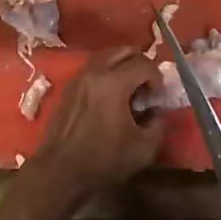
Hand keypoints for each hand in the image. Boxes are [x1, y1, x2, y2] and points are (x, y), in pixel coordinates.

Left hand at [25, 46, 162, 206]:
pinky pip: (92, 66)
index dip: (157, 77)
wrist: (62, 168)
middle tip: (147, 84)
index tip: (158, 95)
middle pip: (123, 50)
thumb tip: (157, 112)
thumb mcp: (143, 149)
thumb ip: (158, 125)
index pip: (143, 64)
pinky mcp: (69, 86)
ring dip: (122, 64)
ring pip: (105, 55)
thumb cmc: (104, 159)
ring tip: (130, 86)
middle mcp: (95, 72)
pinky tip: (110, 93)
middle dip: (140, 62)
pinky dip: (106, 70)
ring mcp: (79, 76)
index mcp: (114, 83)